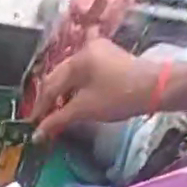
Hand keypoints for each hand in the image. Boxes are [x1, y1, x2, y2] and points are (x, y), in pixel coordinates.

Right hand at [28, 38, 160, 141]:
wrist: (154, 87)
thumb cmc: (117, 96)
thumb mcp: (83, 110)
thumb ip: (56, 121)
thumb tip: (36, 135)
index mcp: (78, 59)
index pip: (50, 86)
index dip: (39, 108)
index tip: (31, 127)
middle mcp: (85, 50)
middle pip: (57, 79)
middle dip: (47, 101)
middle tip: (40, 123)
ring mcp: (97, 53)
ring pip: (68, 78)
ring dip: (59, 98)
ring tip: (53, 116)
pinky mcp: (105, 60)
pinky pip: (80, 76)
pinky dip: (71, 92)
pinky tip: (68, 105)